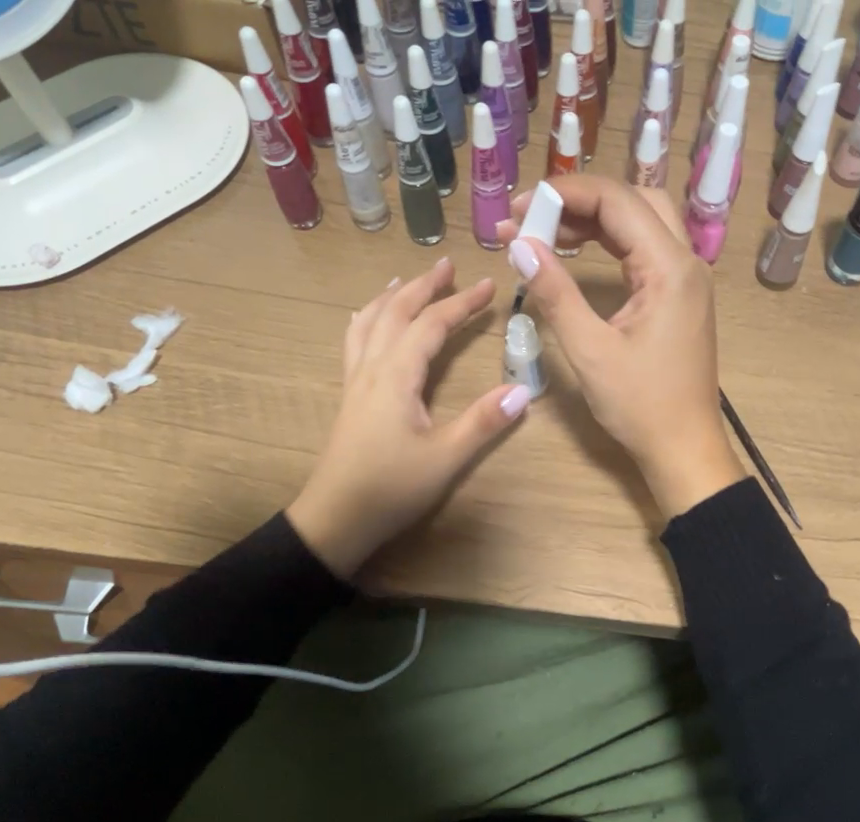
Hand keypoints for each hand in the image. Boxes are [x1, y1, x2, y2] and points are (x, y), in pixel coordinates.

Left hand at [287, 257, 527, 578]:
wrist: (336, 518)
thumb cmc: (391, 489)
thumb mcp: (445, 458)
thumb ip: (483, 423)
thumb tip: (522, 391)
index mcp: (396, 376)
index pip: (431, 325)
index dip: (461, 303)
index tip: (489, 285)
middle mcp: (372, 369)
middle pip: (396, 313)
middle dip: (424, 287)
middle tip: (448, 266)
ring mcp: (355, 382)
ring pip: (369, 323)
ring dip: (391, 298)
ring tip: (405, 281)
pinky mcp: (349, 399)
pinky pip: (355, 343)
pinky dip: (368, 321)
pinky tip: (368, 326)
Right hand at [497, 177, 743, 519]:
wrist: (684, 447)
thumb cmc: (641, 406)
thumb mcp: (590, 351)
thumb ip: (555, 293)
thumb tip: (519, 245)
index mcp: (670, 269)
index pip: (617, 201)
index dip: (565, 194)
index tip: (520, 208)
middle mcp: (686, 263)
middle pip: (634, 201)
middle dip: (580, 201)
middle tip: (531, 217)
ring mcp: (687, 280)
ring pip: (642, 223)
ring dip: (594, 221)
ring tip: (543, 233)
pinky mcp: (681, 298)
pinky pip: (645, 252)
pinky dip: (611, 244)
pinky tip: (576, 253)